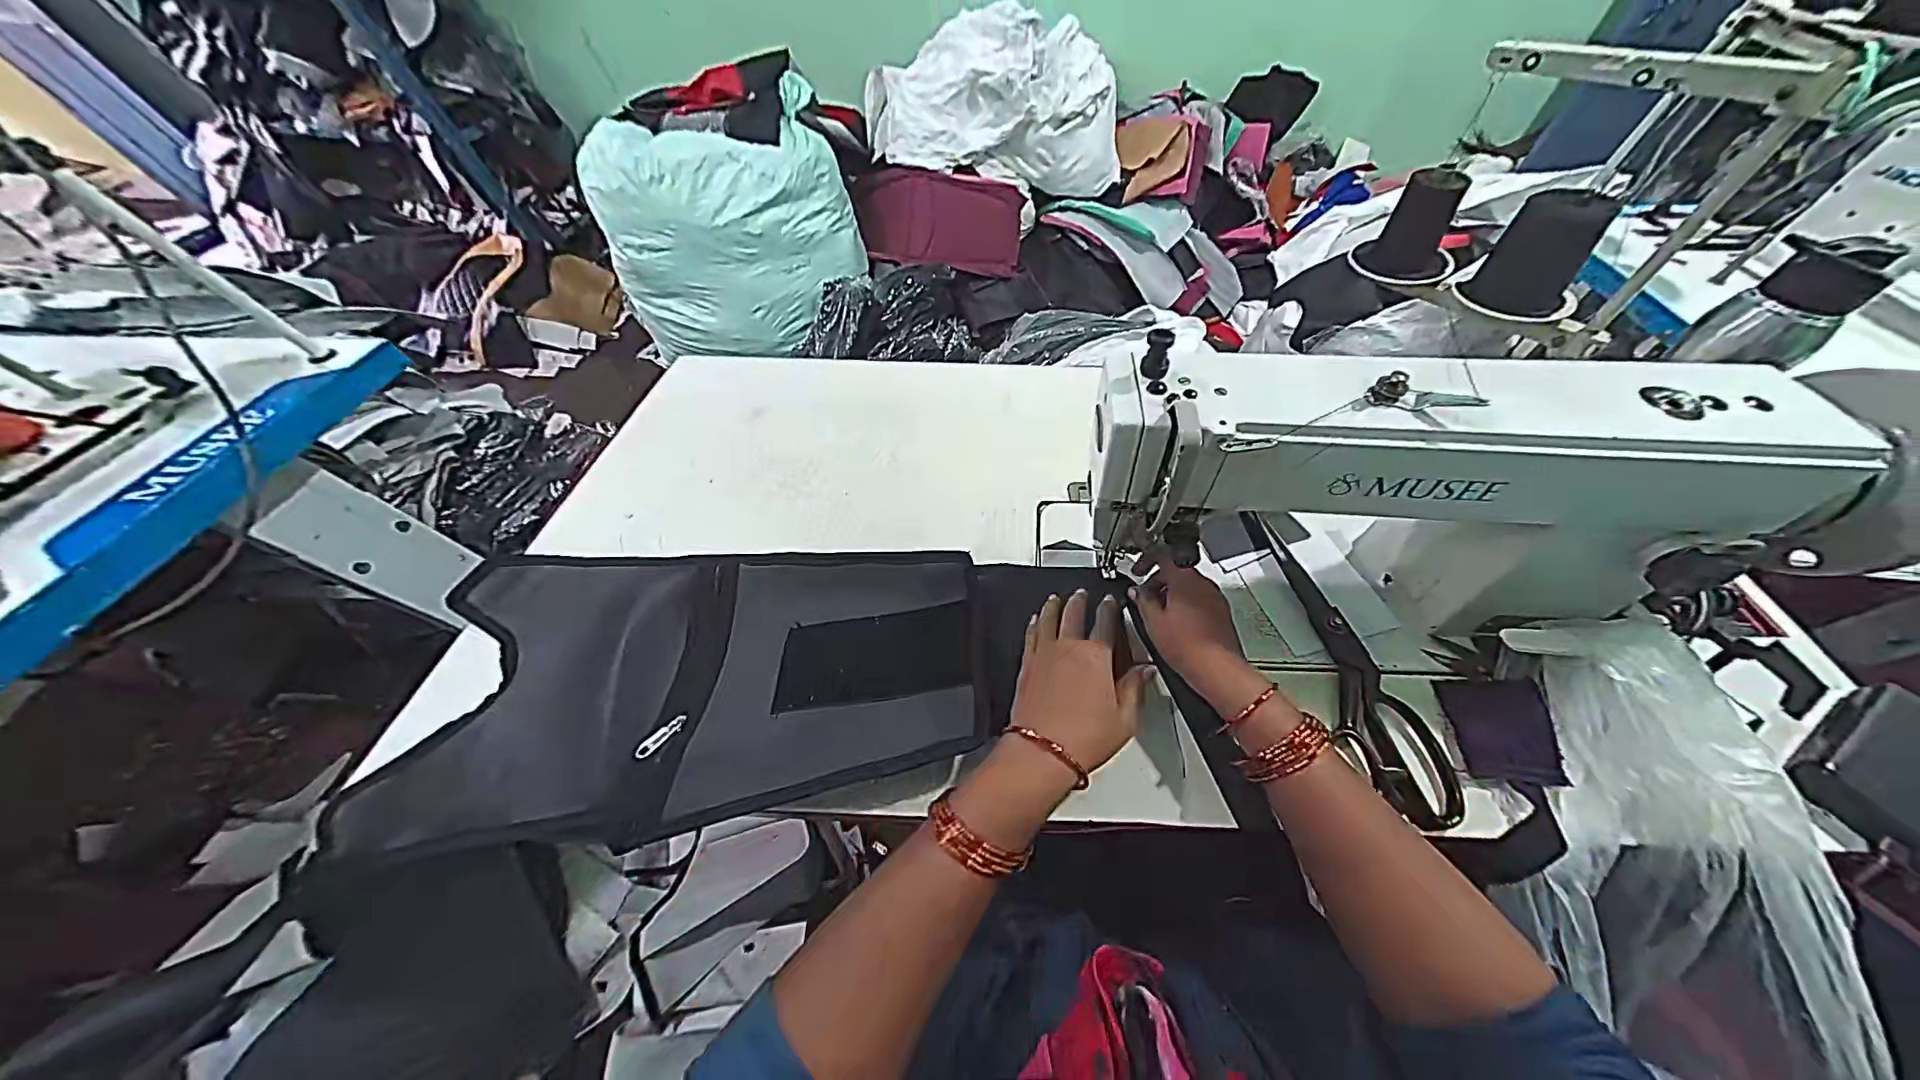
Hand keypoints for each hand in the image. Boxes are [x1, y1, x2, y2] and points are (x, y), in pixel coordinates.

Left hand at [1009, 590, 1152, 782]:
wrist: (1042, 752)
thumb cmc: (1082, 739)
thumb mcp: (1125, 719)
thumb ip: (1135, 689)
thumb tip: (1144, 672)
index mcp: (1097, 657)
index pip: (1106, 622)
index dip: (1110, 608)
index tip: (1111, 602)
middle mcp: (1069, 649)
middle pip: (1074, 613)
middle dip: (1081, 600)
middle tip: (1083, 594)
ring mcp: (1045, 655)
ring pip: (1049, 618)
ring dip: (1054, 606)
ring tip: (1057, 598)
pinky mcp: (1027, 665)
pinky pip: (1031, 635)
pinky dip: (1035, 624)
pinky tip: (1035, 620)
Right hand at [1130, 563, 1268, 715]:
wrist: (1215, 667)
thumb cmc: (1188, 646)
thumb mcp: (1153, 621)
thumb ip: (1142, 600)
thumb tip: (1138, 592)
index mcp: (1185, 579)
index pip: (1163, 556)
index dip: (1146, 561)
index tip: (1138, 571)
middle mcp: (1203, 584)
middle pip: (1177, 570)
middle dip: (1158, 580)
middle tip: (1145, 596)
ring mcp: (1215, 598)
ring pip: (1189, 585)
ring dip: (1172, 593)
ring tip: (1159, 613)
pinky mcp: (1221, 611)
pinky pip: (1200, 599)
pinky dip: (1186, 604)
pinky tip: (1176, 624)